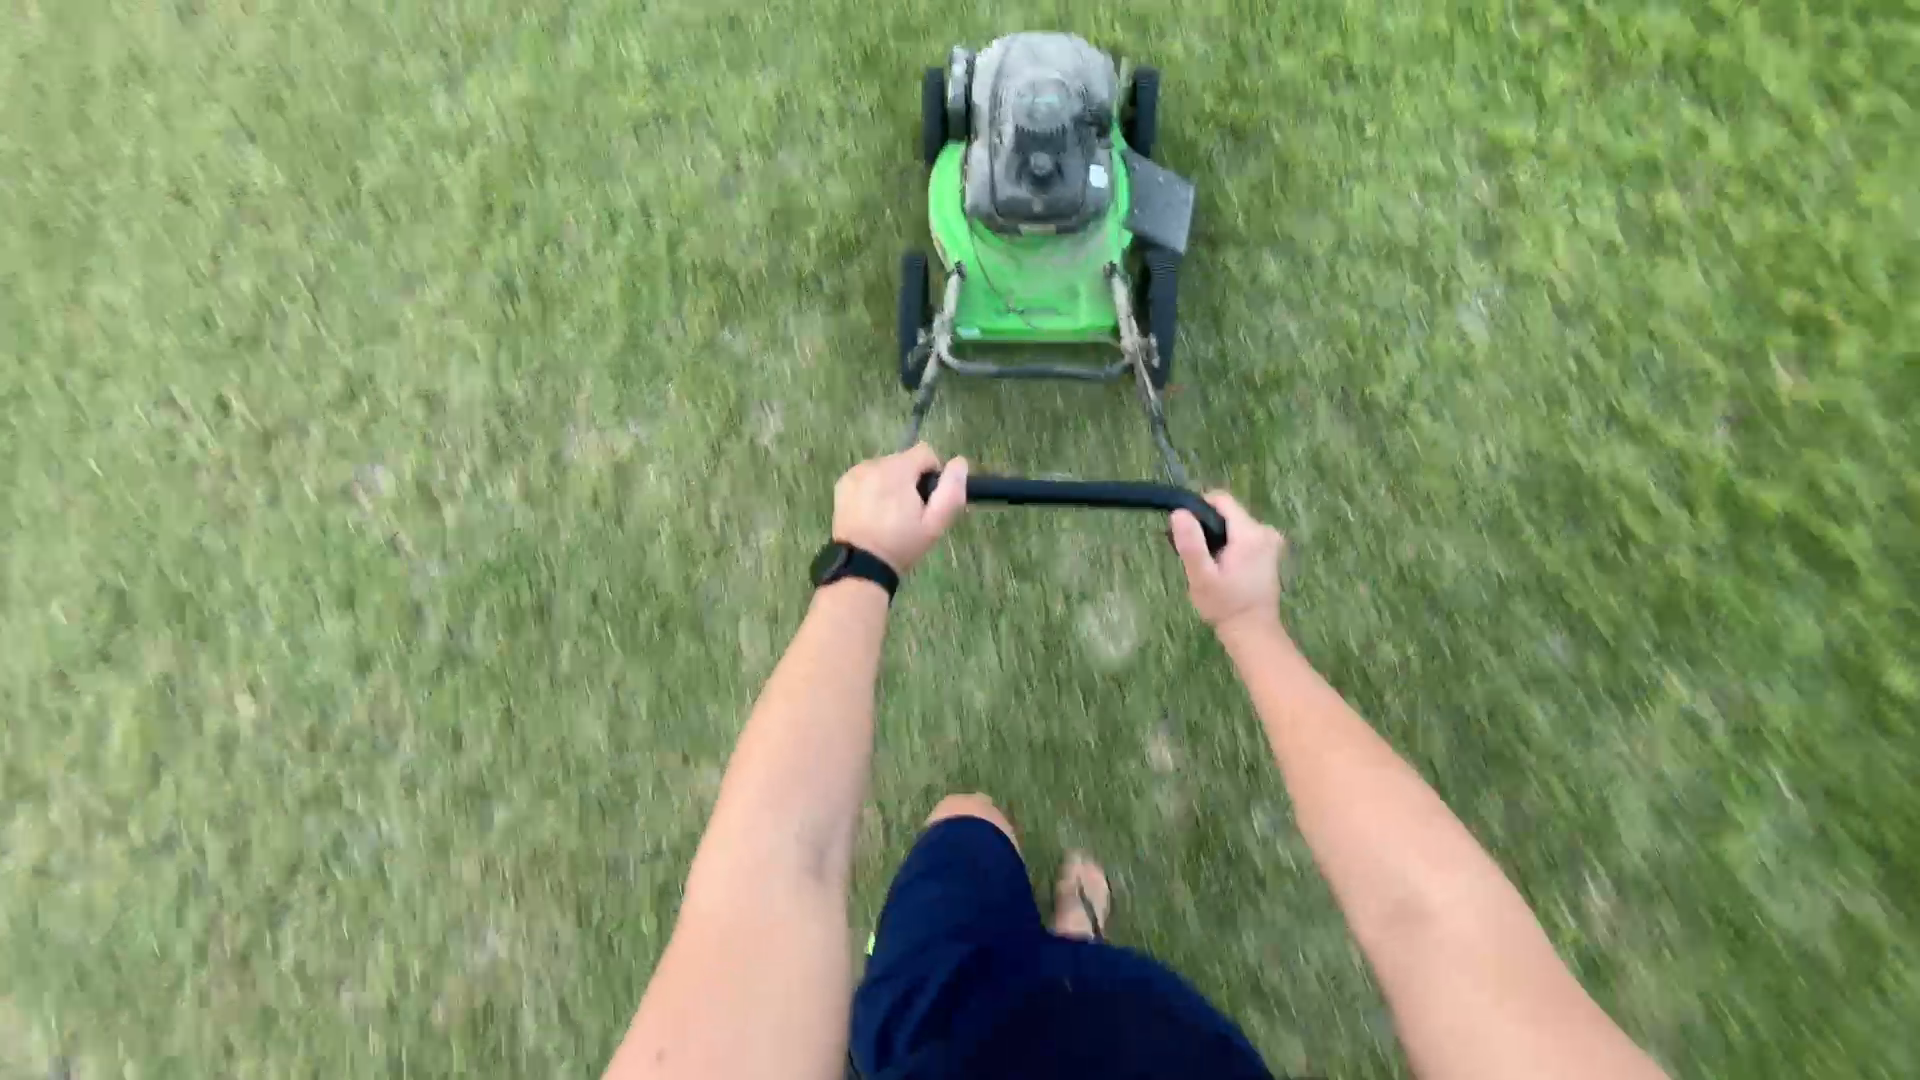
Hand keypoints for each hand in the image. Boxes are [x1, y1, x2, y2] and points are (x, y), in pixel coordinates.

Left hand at [832, 444, 968, 572]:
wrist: (862, 564)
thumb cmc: (902, 544)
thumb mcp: (935, 523)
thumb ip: (951, 490)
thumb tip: (959, 462)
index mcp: (898, 469)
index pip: (925, 452)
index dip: (932, 474)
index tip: (927, 499)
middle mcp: (874, 464)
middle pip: (904, 460)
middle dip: (910, 480)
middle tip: (908, 511)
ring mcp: (855, 473)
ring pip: (884, 468)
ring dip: (891, 483)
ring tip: (889, 513)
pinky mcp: (842, 483)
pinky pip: (867, 476)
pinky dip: (873, 487)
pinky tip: (872, 511)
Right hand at [1171, 492, 1285, 639]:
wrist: (1252, 630)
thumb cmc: (1224, 605)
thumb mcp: (1201, 576)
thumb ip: (1191, 543)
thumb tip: (1179, 512)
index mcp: (1250, 533)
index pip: (1221, 500)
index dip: (1198, 509)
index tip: (1185, 531)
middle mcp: (1265, 530)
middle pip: (1227, 513)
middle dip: (1207, 528)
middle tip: (1195, 556)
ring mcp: (1271, 541)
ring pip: (1234, 525)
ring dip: (1217, 538)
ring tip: (1207, 564)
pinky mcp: (1270, 551)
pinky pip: (1243, 536)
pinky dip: (1229, 545)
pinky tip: (1222, 568)